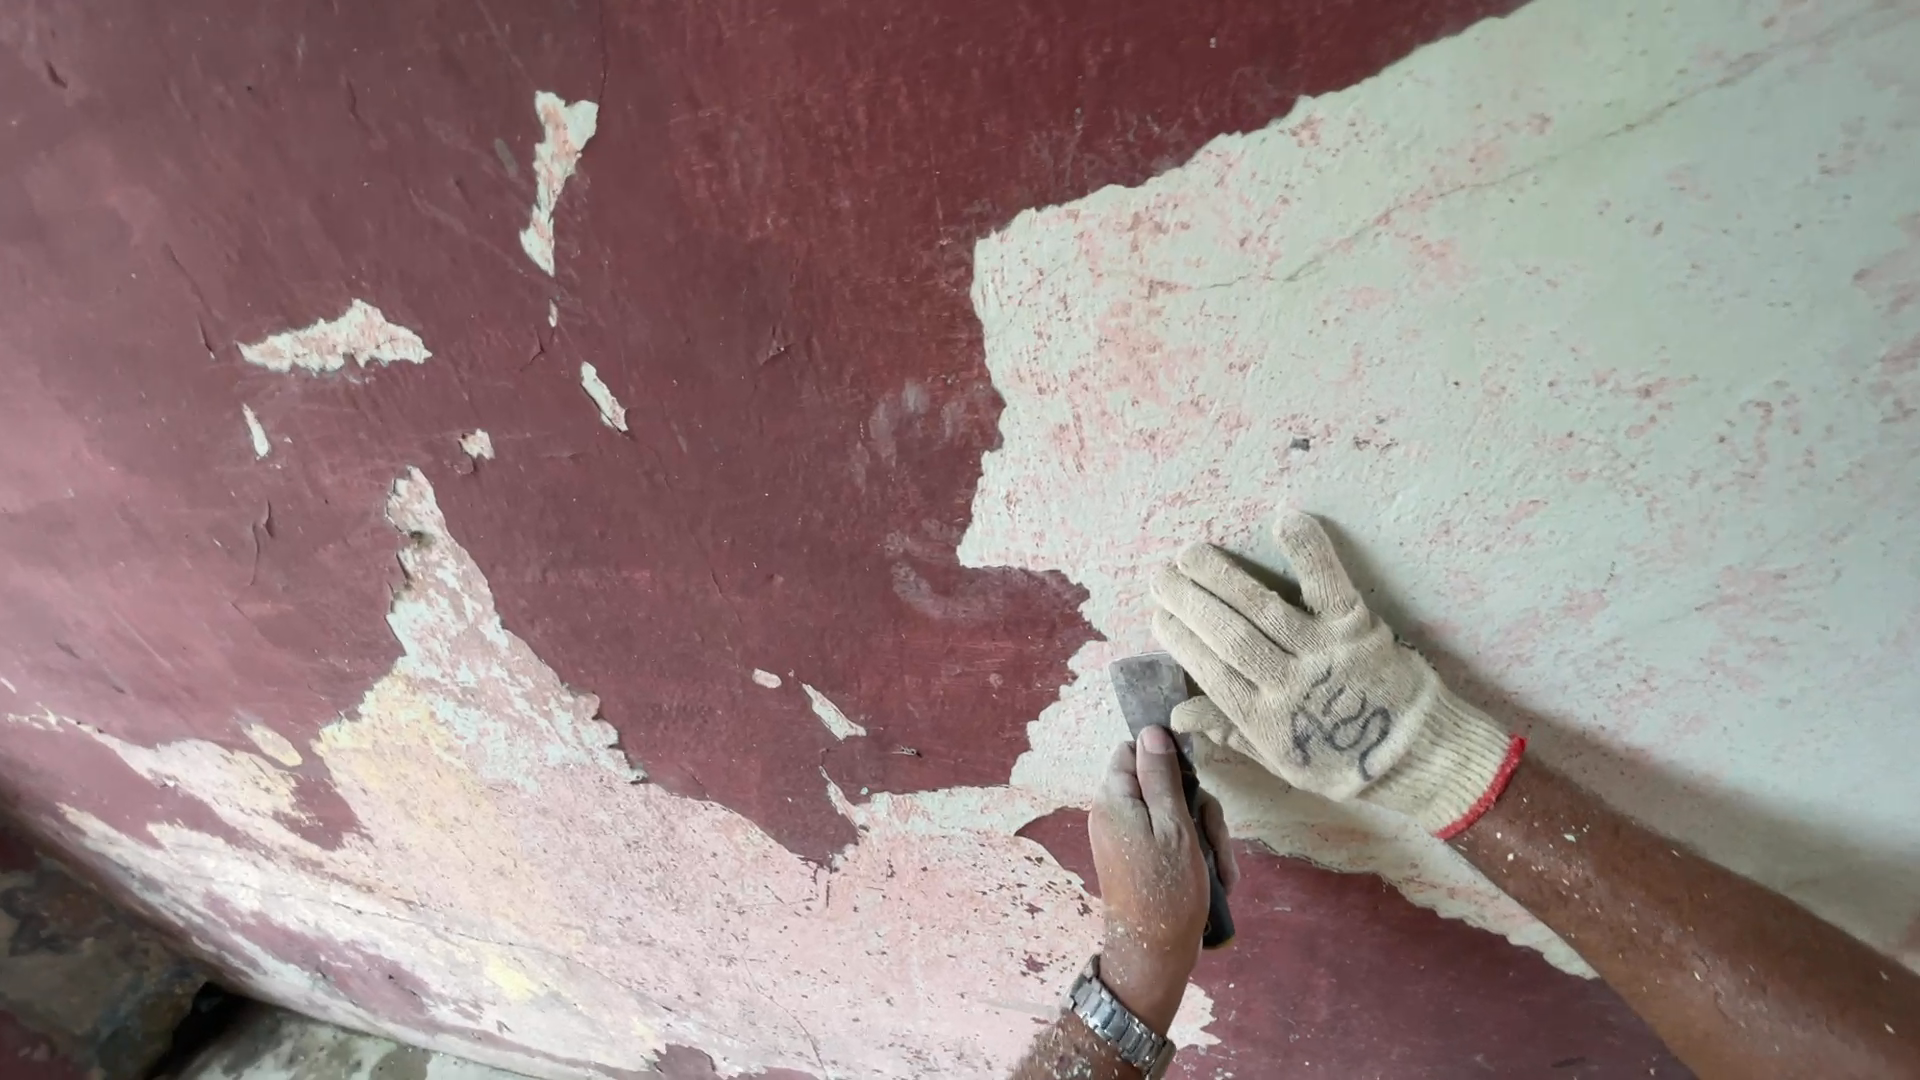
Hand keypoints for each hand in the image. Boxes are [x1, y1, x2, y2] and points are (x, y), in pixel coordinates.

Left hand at [1088, 726, 1236, 1033]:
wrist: (1154, 955)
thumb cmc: (1166, 890)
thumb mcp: (1173, 825)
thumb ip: (1161, 776)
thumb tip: (1150, 730)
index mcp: (1114, 797)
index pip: (1133, 751)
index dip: (1165, 759)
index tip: (1192, 781)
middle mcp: (1113, 811)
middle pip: (1160, 784)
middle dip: (1196, 808)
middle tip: (1215, 840)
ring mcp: (1125, 835)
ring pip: (1172, 813)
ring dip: (1203, 837)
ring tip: (1221, 871)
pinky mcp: (1138, 856)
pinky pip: (1167, 838)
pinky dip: (1192, 854)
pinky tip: (1215, 879)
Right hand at [1150, 510, 1522, 835]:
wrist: (1426, 758)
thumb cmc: (1345, 763)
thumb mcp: (1281, 761)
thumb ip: (1229, 732)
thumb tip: (1176, 714)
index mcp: (1264, 718)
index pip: (1208, 670)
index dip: (1178, 638)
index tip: (1158, 614)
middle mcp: (1288, 682)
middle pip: (1225, 633)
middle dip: (1186, 601)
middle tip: (1160, 577)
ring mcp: (1323, 651)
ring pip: (1259, 606)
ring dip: (1218, 575)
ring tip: (1188, 554)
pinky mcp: (1357, 626)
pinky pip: (1326, 582)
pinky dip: (1306, 549)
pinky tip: (1281, 517)